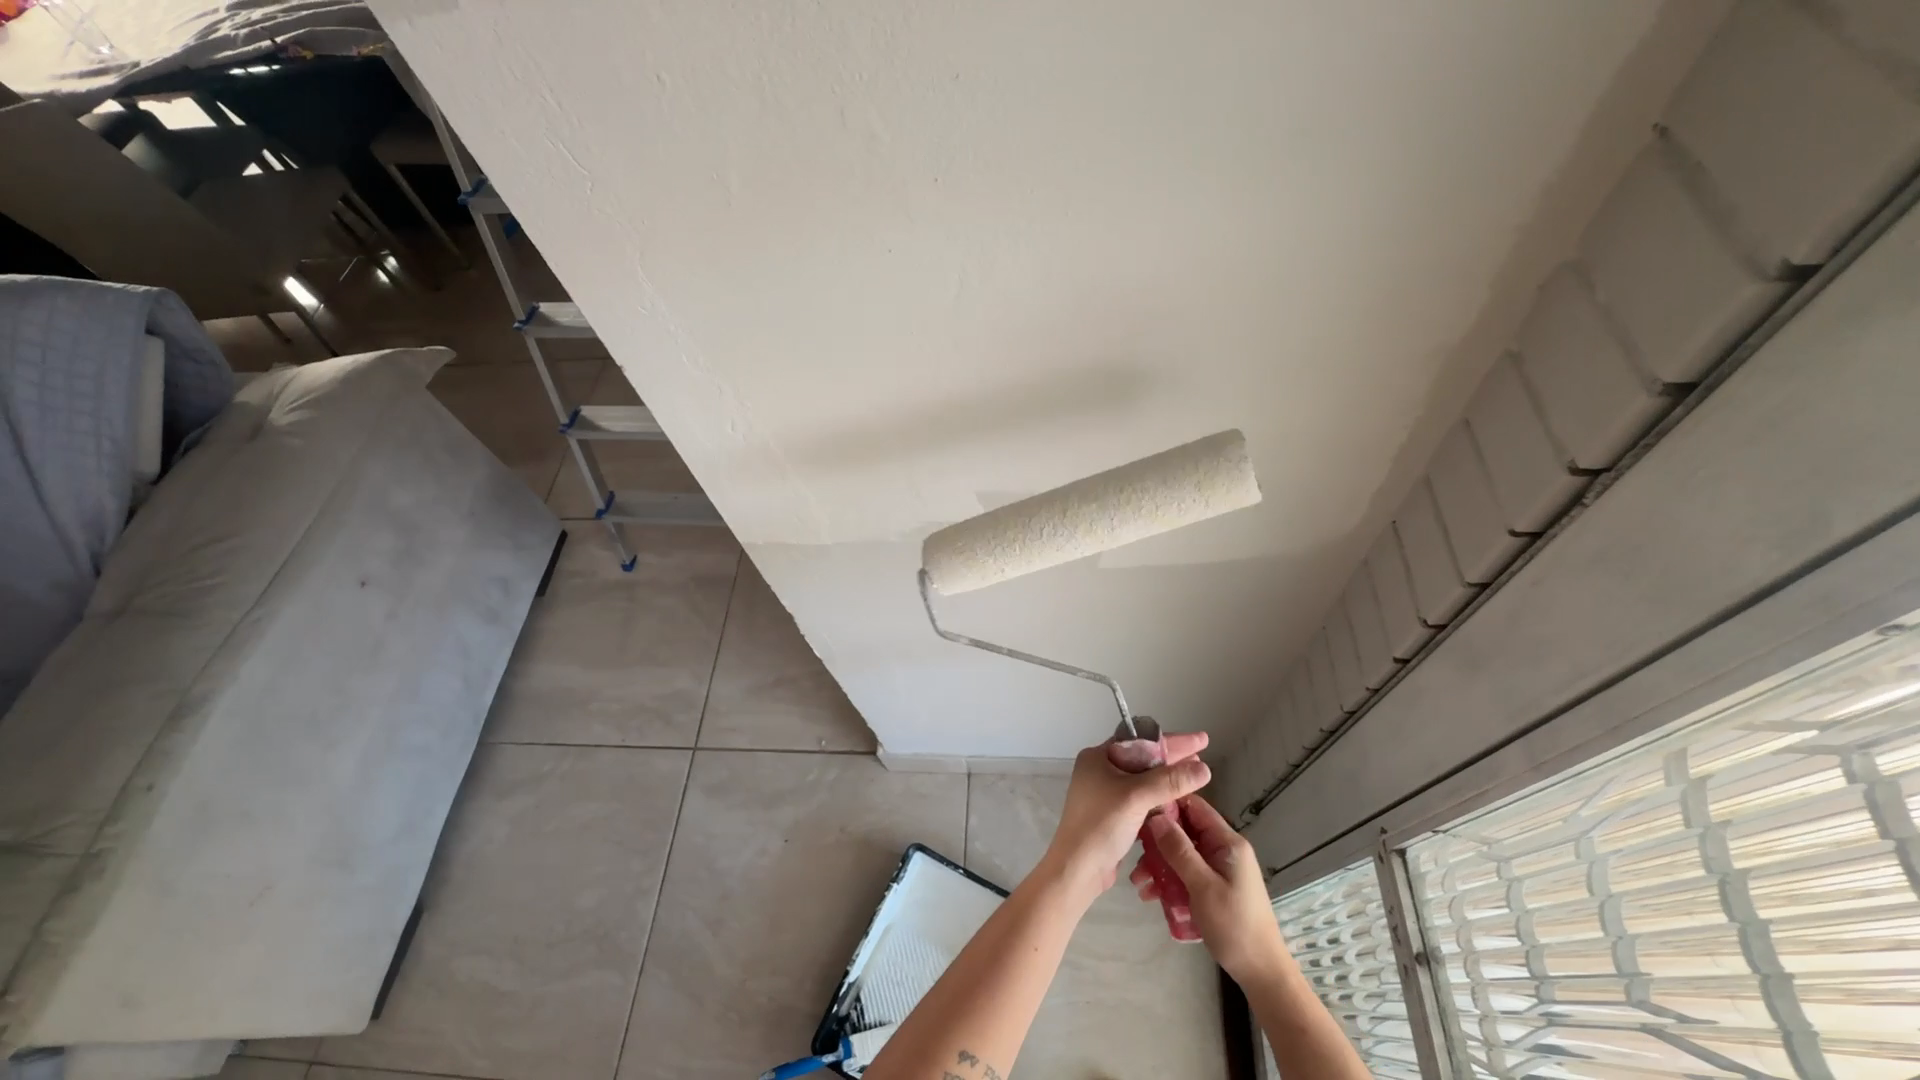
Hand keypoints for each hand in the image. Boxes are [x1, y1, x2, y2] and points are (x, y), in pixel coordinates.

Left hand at [1038, 737, 1211, 903]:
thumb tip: (1205, 769)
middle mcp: (1101, 771)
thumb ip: (1170, 781)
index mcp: (1098, 757)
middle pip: (1144, 760)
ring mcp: (1106, 794)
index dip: (1173, 741)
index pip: (1141, 741)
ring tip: (1197, 778)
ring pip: (1145, 781)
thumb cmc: (1100, 825)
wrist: (1078, 869)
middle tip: (1202, 758)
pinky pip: (1142, 800)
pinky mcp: (1114, 815)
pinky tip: (1179, 802)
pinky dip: (1160, 799)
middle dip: (1174, 760)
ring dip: (1169, 781)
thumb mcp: (1136, 797)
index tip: (1201, 740)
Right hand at [1133, 794, 1290, 981]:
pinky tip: (1151, 896)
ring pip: (1182, 854)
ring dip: (1159, 865)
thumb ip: (1179, 850)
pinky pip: (1186, 874)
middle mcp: (1223, 850)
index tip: (1139, 815)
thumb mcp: (1202, 886)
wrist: (1260, 970)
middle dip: (1158, 842)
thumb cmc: (1234, 925)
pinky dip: (1169, 881)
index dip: (1167, 806)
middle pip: (1185, 832)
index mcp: (1227, 842)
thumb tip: (1156, 817)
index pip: (1195, 807)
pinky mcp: (1214, 887)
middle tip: (1134, 859)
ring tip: (1139, 884)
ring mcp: (1219, 869)